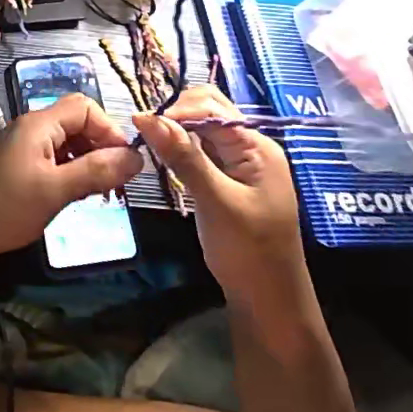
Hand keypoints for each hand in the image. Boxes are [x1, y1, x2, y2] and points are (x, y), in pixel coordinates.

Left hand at [0, 94, 143, 264]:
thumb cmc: (5, 208)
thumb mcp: (56, 191)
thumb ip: (96, 171)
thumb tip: (137, 157)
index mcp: (39, 124)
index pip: (85, 107)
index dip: (109, 130)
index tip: (123, 164)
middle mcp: (32, 128)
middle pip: (79, 123)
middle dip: (102, 149)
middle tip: (116, 185)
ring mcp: (25, 146)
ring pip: (69, 143)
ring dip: (89, 163)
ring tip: (101, 194)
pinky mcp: (20, 165)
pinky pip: (56, 158)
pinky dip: (72, 173)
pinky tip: (78, 196)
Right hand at [135, 87, 303, 301]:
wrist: (270, 304)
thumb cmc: (249, 252)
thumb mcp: (215, 202)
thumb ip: (183, 157)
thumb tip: (146, 117)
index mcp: (257, 146)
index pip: (212, 107)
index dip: (177, 110)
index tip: (142, 124)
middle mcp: (251, 147)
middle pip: (208, 111)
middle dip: (176, 116)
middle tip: (145, 133)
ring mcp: (240, 163)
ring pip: (202, 130)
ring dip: (176, 132)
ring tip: (149, 144)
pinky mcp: (228, 179)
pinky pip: (202, 150)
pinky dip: (182, 149)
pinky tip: (164, 158)